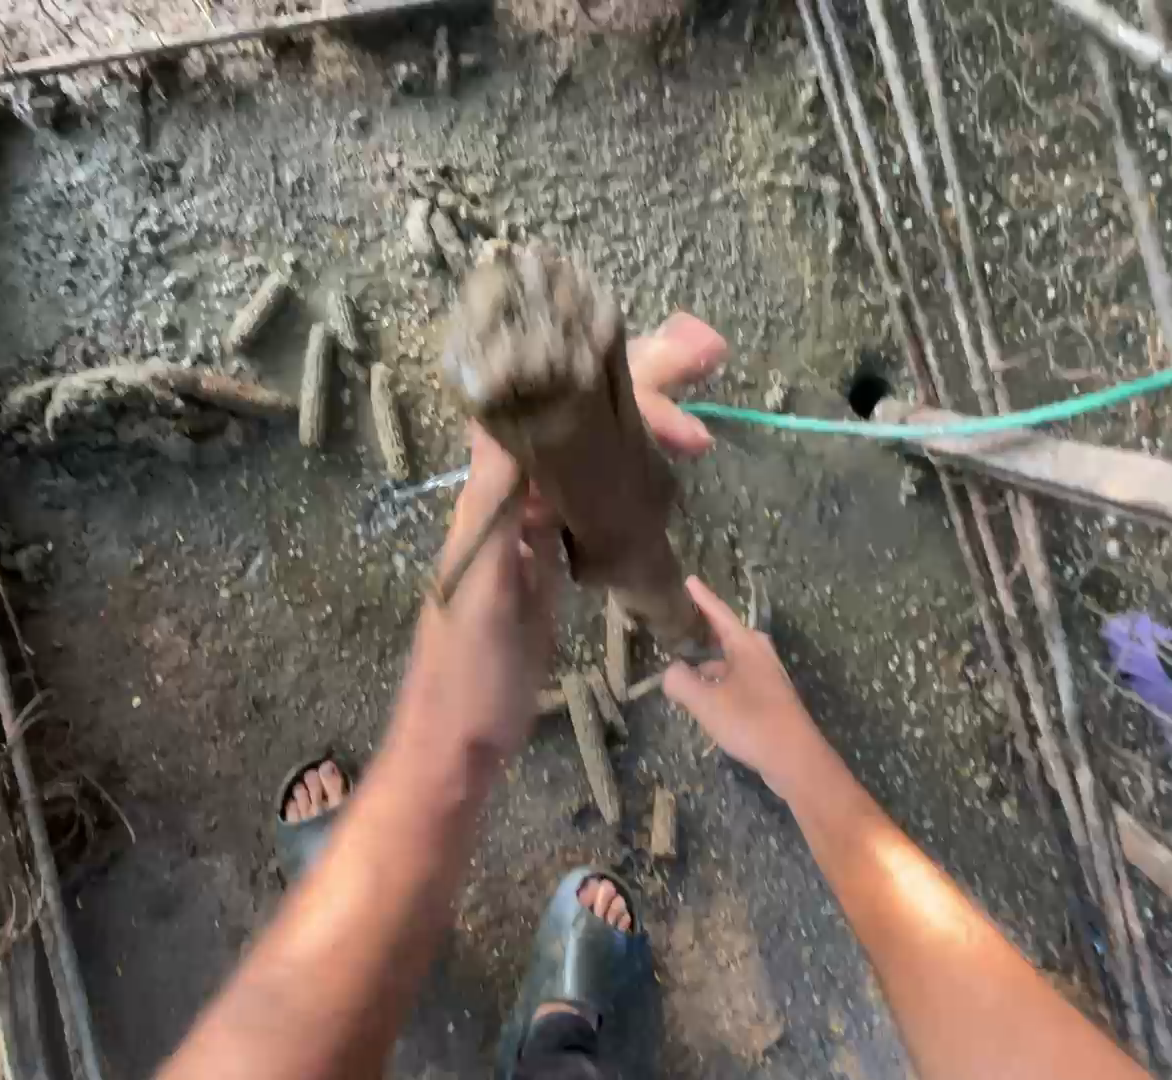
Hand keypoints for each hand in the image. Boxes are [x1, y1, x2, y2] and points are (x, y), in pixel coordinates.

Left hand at [398, 314, 728, 757]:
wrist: (461, 734)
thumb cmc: (467, 669)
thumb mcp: (478, 584)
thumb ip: (493, 502)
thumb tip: (506, 411)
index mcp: (491, 495)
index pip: (555, 416)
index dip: (617, 395)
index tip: (682, 395)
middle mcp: (510, 500)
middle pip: (577, 426)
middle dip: (640, 396)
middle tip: (710, 355)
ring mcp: (531, 530)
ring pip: (588, 460)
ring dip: (640, 436)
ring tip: (699, 432)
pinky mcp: (547, 561)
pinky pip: (588, 506)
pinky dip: (625, 486)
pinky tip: (659, 477)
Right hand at [663, 576, 833, 797]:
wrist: (796, 760)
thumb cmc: (751, 722)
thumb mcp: (705, 702)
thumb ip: (679, 682)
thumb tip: (670, 672)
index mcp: (746, 646)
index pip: (719, 613)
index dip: (702, 597)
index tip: (689, 580)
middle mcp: (759, 656)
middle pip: (728, 634)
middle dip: (706, 629)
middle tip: (684, 623)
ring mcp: (767, 677)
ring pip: (732, 660)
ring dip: (710, 661)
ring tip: (685, 667)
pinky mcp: (769, 699)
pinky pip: (737, 679)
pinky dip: (719, 680)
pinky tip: (705, 698)